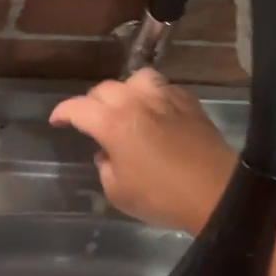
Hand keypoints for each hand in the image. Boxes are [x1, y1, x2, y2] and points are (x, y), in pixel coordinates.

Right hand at [49, 68, 237, 234]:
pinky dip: (152, 96)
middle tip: (91, 120)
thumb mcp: (118, 191)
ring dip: (124, 91)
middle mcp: (137, 102)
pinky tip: (155, 112)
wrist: (218, 194)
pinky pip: (164, 88)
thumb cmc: (162, 197)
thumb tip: (108, 154)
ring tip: (125, 108)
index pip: (78, 108)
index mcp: (113, 123)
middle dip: (92, 103)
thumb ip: (105, 167)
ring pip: (136, 79)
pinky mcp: (190, 103)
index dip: (62, 113)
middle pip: (105, 89)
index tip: (57, 121)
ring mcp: (166, 98)